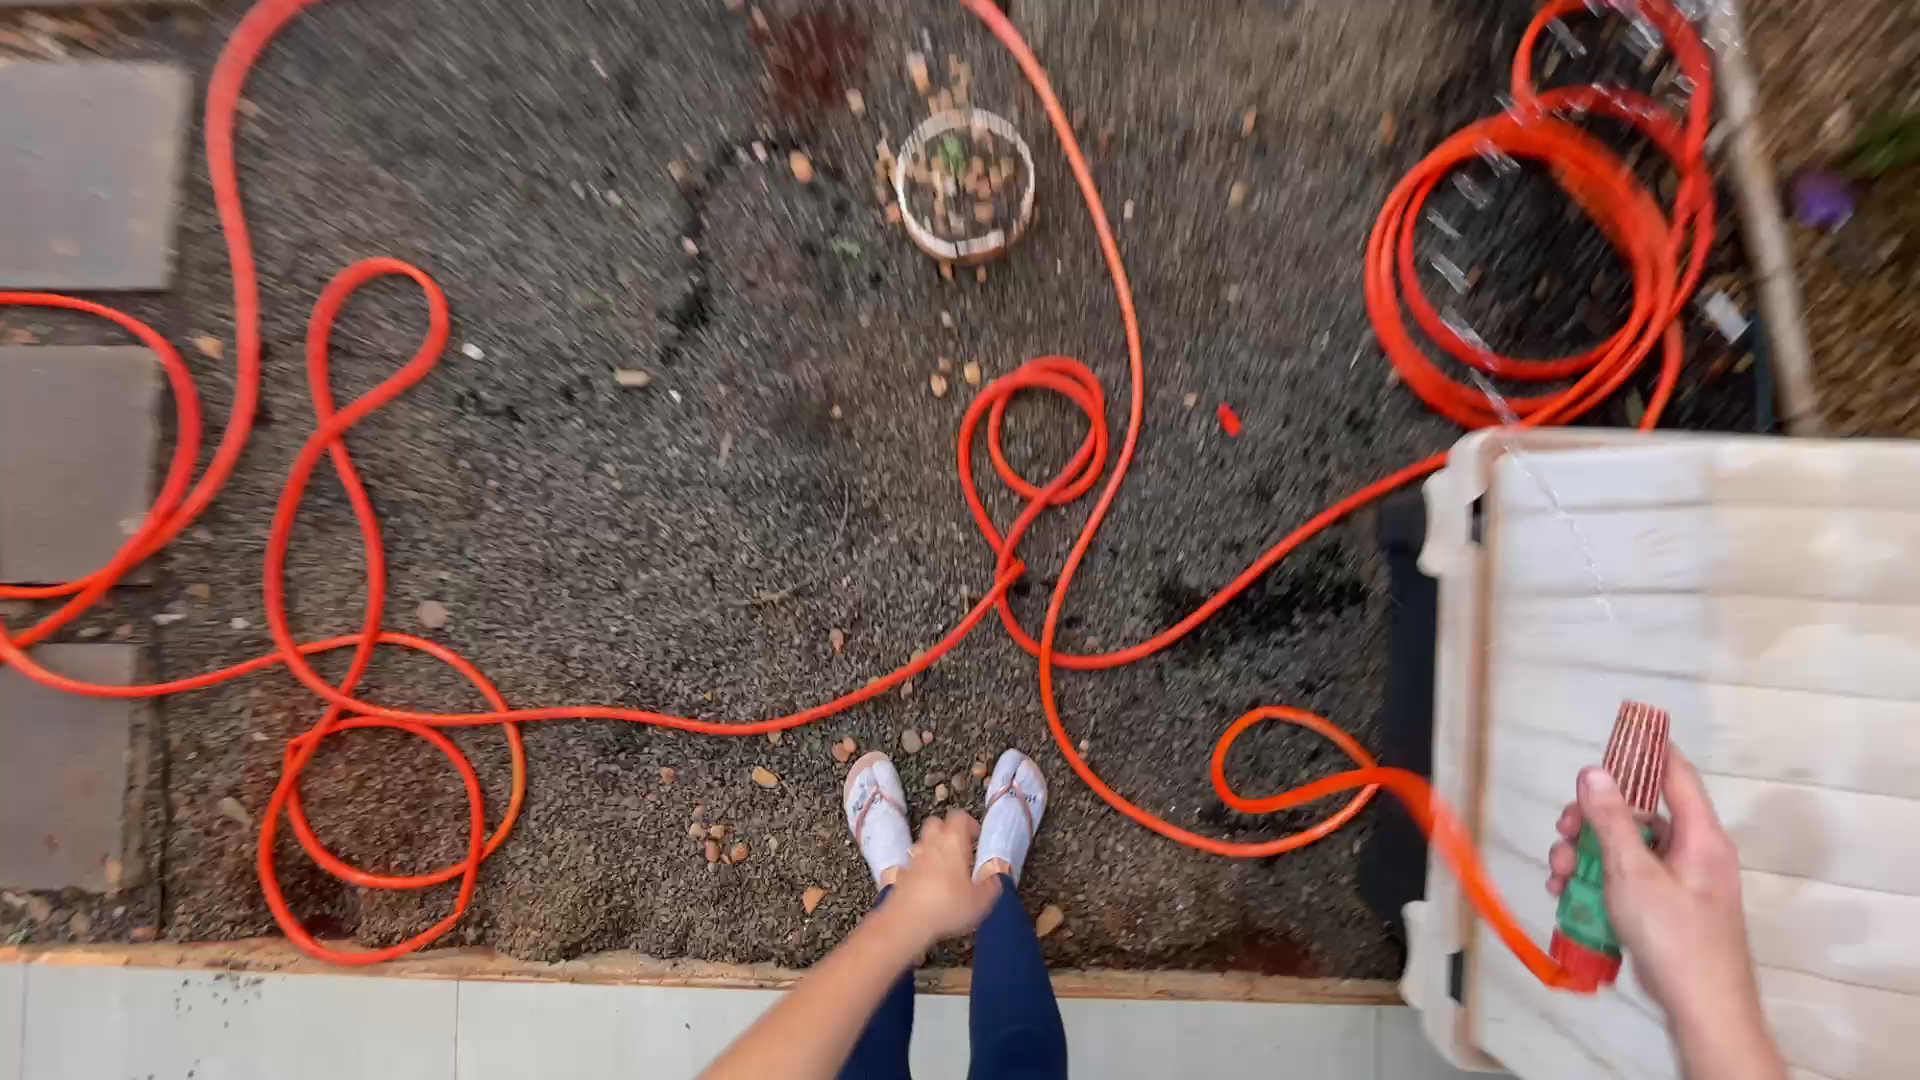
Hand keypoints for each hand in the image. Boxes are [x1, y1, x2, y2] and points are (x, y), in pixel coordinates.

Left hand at [882, 810, 1000, 949]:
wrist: (907, 920)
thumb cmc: (948, 904)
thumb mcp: (980, 901)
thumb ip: (991, 886)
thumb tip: (995, 878)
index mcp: (953, 840)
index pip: (959, 816)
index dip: (969, 823)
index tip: (977, 837)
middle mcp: (932, 842)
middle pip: (937, 823)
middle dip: (948, 830)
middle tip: (960, 848)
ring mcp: (914, 856)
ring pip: (925, 842)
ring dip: (935, 849)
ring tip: (946, 869)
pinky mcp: (903, 873)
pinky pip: (916, 862)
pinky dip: (923, 867)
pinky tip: (931, 885)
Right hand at [1547, 747, 1779, 1073]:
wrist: (1702, 1009)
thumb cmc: (1672, 935)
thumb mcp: (1632, 872)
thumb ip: (1610, 820)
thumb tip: (1593, 771)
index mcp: (1699, 838)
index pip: (1675, 775)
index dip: (1645, 750)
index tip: (1615, 730)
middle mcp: (1692, 851)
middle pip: (1633, 811)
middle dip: (1588, 817)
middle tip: (1562, 830)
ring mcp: (1678, 878)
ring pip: (1619, 843)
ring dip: (1582, 852)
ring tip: (1561, 875)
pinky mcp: (1662, 901)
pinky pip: (1621, 872)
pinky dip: (1592, 876)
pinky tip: (1568, 892)